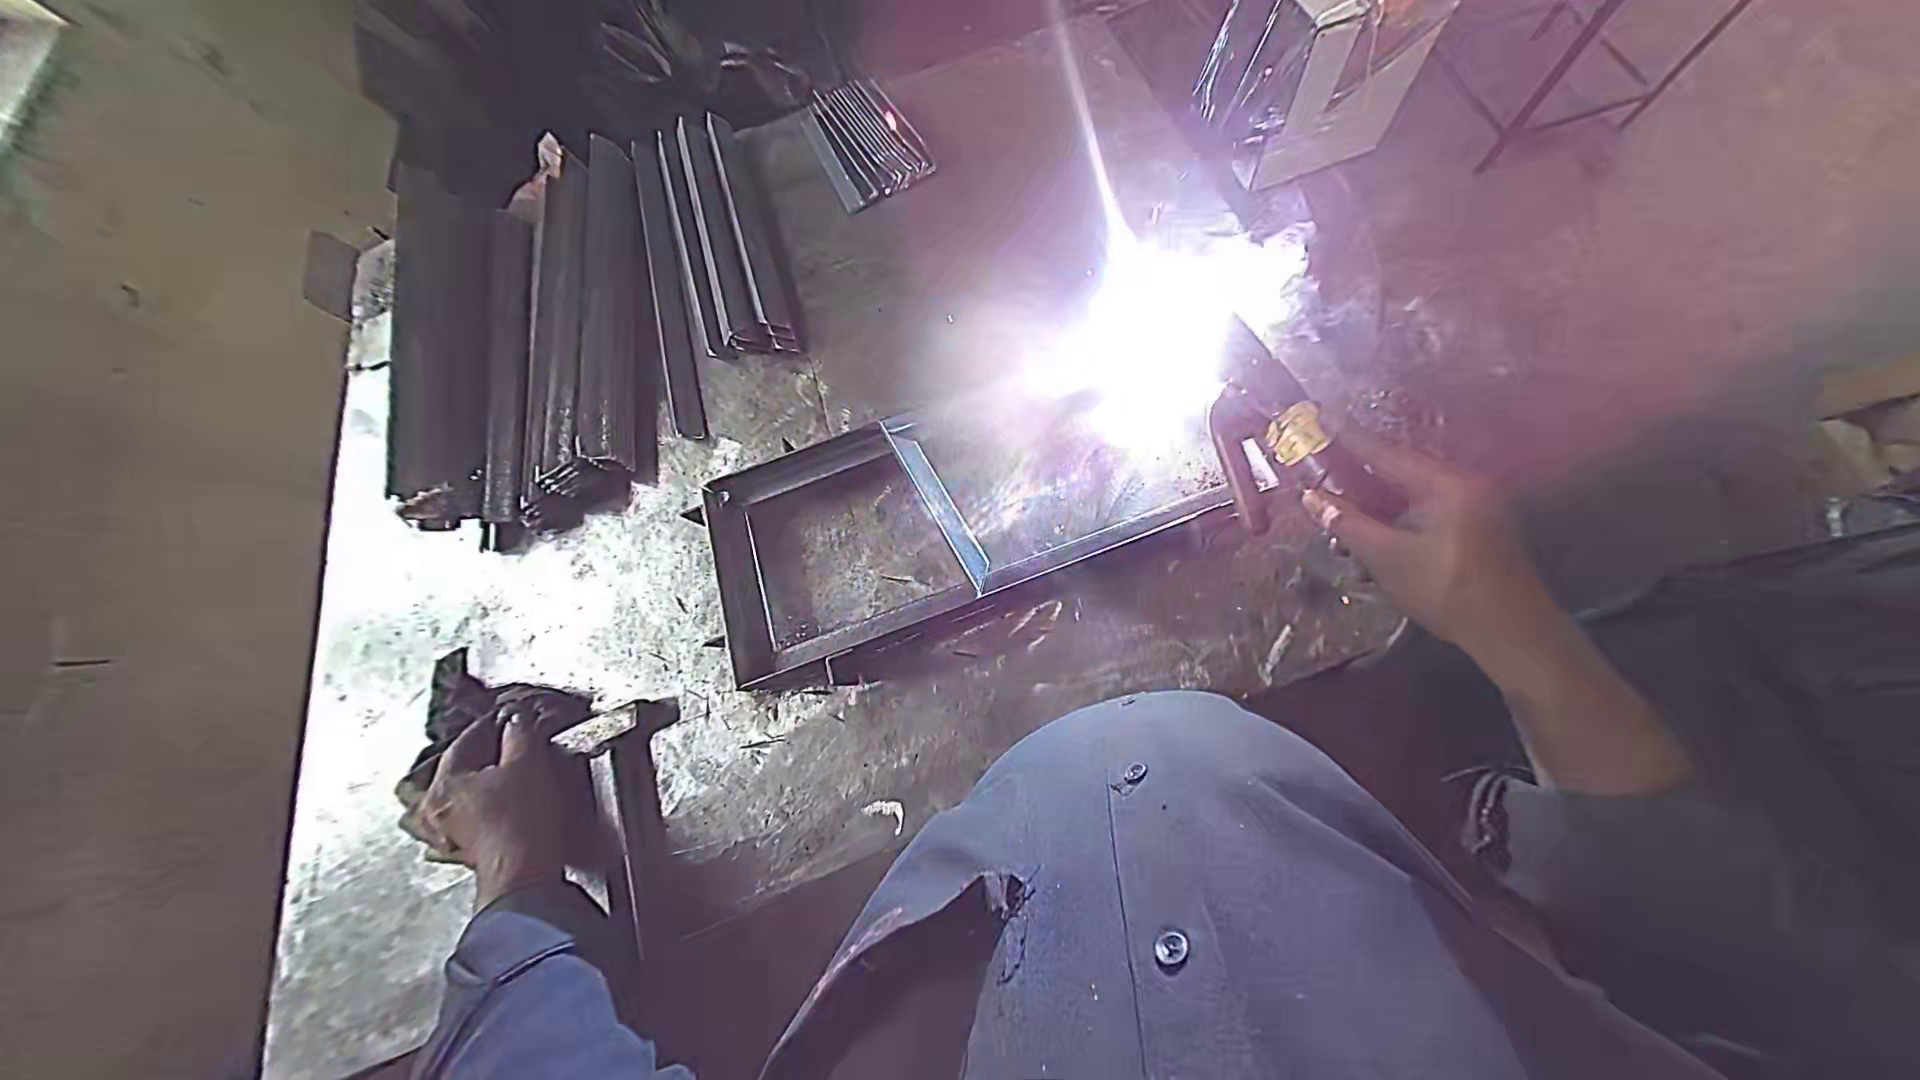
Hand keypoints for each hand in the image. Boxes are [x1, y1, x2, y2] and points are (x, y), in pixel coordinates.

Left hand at [421, 702, 567, 909]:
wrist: (524, 867)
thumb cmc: (524, 818)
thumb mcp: (529, 763)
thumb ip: (520, 734)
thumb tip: (515, 718)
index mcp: (445, 783)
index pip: (466, 741)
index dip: (490, 725)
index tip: (506, 718)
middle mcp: (433, 809)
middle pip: (443, 770)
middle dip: (467, 755)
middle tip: (491, 743)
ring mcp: (440, 833)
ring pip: (435, 801)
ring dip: (454, 787)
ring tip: (474, 778)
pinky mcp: (454, 851)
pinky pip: (446, 824)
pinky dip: (457, 813)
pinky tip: (470, 812)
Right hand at [1300, 431, 1561, 663]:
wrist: (1510, 631)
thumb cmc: (1446, 590)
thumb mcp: (1386, 556)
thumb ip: (1347, 521)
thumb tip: (1311, 496)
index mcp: (1448, 485)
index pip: (1387, 454)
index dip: (1349, 438)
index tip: (1321, 417)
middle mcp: (1466, 485)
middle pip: (1401, 466)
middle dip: (1359, 462)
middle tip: (1323, 450)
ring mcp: (1474, 503)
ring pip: (1411, 486)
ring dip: (1374, 487)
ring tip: (1337, 480)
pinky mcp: (1474, 522)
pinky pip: (1423, 501)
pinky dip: (1393, 503)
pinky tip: (1370, 512)